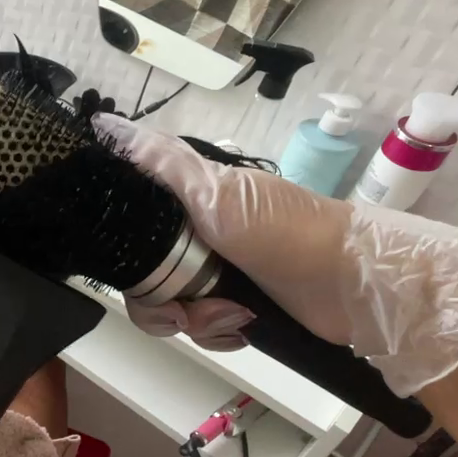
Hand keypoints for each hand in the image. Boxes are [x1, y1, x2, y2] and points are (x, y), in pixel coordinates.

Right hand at [94, 115, 457, 394]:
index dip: (121, 251)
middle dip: (163, 301)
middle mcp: (194, 237)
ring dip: (197, 321)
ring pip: (168, 308)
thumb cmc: (283, 231)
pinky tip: (243, 324)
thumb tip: (105, 124)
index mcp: (185, 203)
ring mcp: (214, 274)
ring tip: (233, 316)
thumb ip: (160, 161)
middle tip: (186, 308)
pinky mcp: (233, 305)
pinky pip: (200, 329)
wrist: (352, 285)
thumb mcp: (215, 191)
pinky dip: (218, 332)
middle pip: (142, 277)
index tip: (132, 270)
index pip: (128, 226)